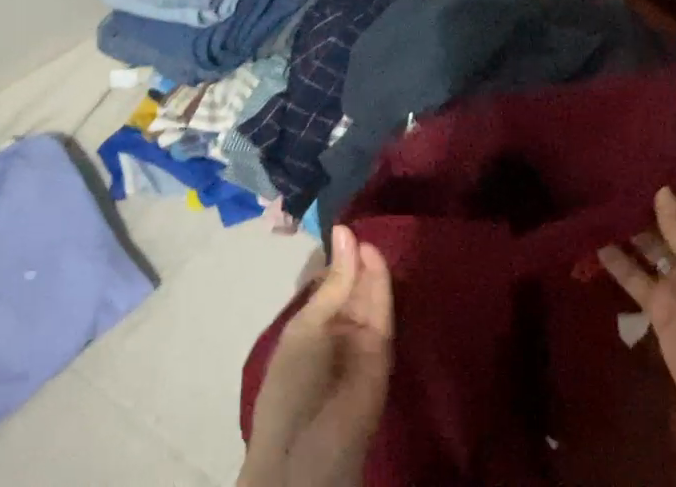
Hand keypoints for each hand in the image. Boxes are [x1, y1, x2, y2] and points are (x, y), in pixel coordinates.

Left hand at [239, 226, 392, 486]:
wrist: (307, 448)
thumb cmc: (291, 385)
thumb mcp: (305, 328)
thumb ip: (334, 284)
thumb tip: (343, 233)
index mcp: (309, 329)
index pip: (328, 287)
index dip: (337, 260)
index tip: (343, 229)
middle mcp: (337, 333)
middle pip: (352, 290)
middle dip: (355, 261)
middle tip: (359, 228)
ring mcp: (362, 342)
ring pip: (369, 298)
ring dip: (369, 269)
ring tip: (368, 237)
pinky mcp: (384, 351)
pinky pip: (384, 313)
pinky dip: (381, 285)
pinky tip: (376, 258)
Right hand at [599, 189, 675, 485]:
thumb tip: (660, 193)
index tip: (645, 159)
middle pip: (671, 224)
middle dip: (648, 202)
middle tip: (612, 174)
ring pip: (650, 247)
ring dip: (629, 228)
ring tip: (598, 199)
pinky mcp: (658, 310)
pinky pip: (634, 278)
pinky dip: (616, 261)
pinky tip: (592, 240)